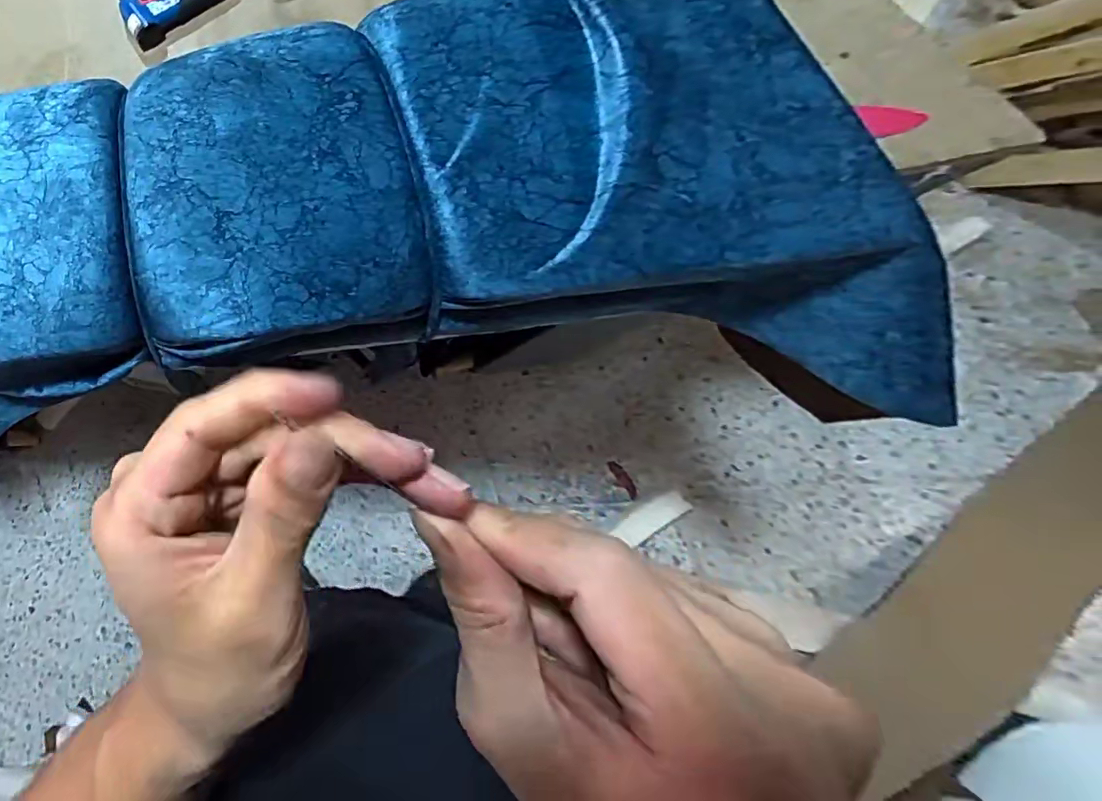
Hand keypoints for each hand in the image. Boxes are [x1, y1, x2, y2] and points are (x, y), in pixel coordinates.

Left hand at [89, 370, 473, 779]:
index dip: (263, 398)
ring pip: (272, 443)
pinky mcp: (223, 491)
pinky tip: (380, 469)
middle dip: (327, 438)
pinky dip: (330, 467)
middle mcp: (158, 478)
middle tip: (407, 456)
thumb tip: (319, 437)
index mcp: (136, 503)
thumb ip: (281, 515)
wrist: (207, 710)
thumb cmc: (218, 672)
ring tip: (410, 466)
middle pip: (247, 433)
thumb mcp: (253, 602)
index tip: (329, 392)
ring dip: (340, 451)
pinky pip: (279, 464)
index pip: (197, 426)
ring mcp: (192, 482)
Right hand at [413, 505, 878, 800]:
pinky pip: (680, 590)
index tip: (452, 520)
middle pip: (621, 566)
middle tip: (498, 595)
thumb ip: (482, 618)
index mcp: (719, 715)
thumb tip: (441, 518)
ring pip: (645, 570)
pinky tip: (614, 646)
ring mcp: (805, 674)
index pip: (601, 569)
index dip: (519, 532)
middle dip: (541, 563)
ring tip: (564, 640)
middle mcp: (782, 681)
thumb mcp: (514, 727)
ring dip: (581, 582)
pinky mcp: (802, 666)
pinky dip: (625, 599)